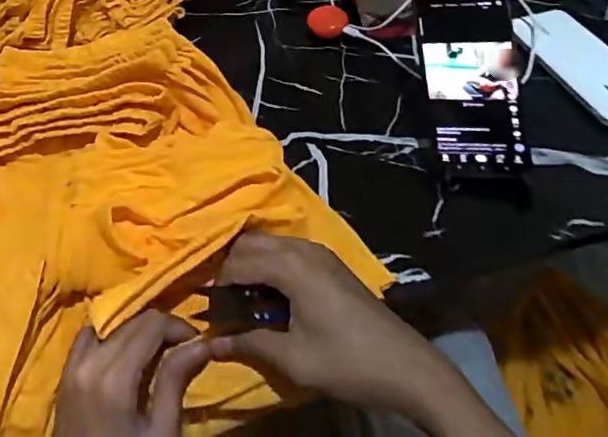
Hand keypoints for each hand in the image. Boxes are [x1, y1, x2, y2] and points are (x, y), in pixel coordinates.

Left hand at [54, 309, 212, 436]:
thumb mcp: (160, 434)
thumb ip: (175, 381)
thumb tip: (201, 342)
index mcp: (113, 379)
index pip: (152, 324)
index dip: (178, 326)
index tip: (196, 341)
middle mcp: (89, 362)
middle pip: (132, 321)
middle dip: (160, 327)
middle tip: (182, 345)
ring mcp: (71, 368)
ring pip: (110, 323)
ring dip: (135, 328)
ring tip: (155, 347)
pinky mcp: (64, 377)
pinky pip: (88, 337)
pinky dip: (109, 334)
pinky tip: (124, 350)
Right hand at [204, 233, 511, 436]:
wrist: (403, 364)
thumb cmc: (345, 360)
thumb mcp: (294, 359)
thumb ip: (250, 344)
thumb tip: (210, 343)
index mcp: (291, 264)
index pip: (239, 260)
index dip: (217, 283)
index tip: (203, 307)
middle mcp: (302, 247)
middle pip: (252, 243)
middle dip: (230, 268)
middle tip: (218, 303)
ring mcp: (318, 251)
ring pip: (269, 244)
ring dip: (250, 265)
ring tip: (240, 302)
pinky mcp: (328, 262)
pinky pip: (287, 251)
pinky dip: (269, 266)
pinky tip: (268, 297)